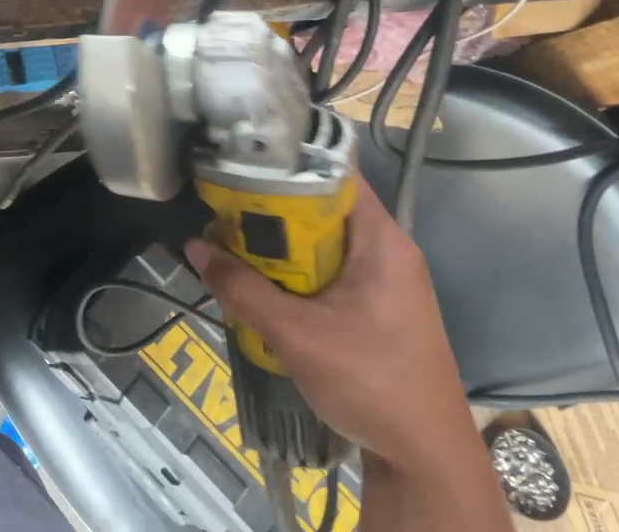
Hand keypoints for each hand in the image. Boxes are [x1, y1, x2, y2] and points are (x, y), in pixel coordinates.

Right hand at [182, 178, 474, 470]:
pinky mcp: (370, 306)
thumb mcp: (296, 334)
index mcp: (381, 243)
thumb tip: (193, 247)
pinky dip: (288, 272)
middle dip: (268, 208)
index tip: (237, 160)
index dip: (286, 161)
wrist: (425, 458)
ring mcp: (379, 280)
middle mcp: (384, 251)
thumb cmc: (372, 383)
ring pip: (316, 242)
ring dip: (274, 246)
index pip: (334, 174)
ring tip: (228, 245)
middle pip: (318, 207)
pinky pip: (322, 270)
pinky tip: (256, 284)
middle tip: (219, 210)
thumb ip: (242, 288)